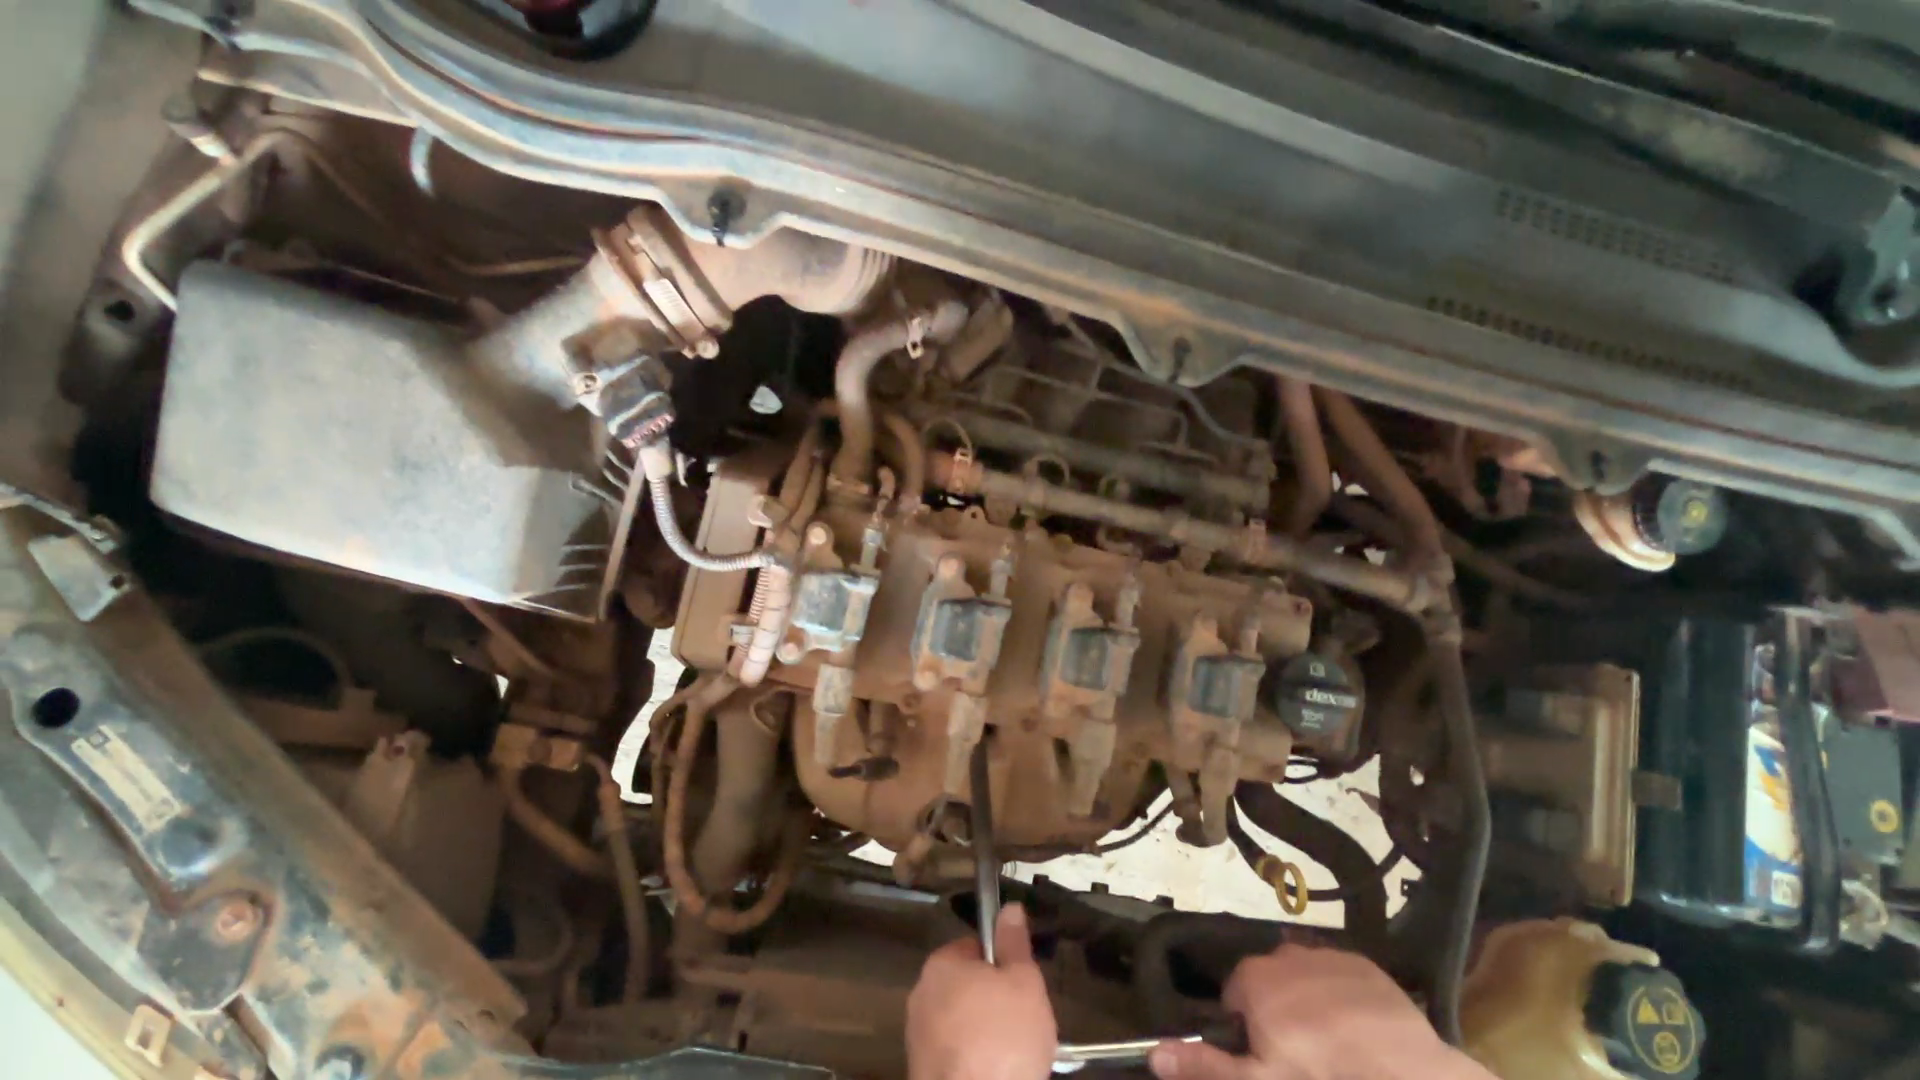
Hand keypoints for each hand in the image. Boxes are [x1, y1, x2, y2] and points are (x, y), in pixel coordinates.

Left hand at [907, 904, 1057, 1079]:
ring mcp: (917, 1034)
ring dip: (983, 1033)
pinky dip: (973, 1058)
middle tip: (1023, 1022)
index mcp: (942, 963)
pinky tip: (994, 1070)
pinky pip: (955, 1052)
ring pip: (962, 1022)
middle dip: (994, 1002)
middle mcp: (922, 992)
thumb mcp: (1023, 982)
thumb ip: (1015, 943)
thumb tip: (1010, 908)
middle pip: (968, 986)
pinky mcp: (921, 1068)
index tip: (1023, 987)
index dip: (1003, 965)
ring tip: (1012, 1053)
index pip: (976, 948)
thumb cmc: (1002, 1037)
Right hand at [1148, 945, 1491, 1079]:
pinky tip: (1361, 1033)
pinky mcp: (1366, 965)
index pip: (1235, 997)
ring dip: (1311, 1004)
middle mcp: (1284, 956)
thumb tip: (1153, 1052)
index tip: (1267, 1058)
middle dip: (1278, 1014)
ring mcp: (1328, 956)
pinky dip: (1344, 999)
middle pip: (1270, 984)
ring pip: (1307, 980)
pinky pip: (1342, 978)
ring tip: (1335, 1048)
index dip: (1248, 1030)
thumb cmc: (1320, 1077)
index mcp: (1253, 979)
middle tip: (1301, 1057)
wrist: (1406, 1076)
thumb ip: (1203, 1064)